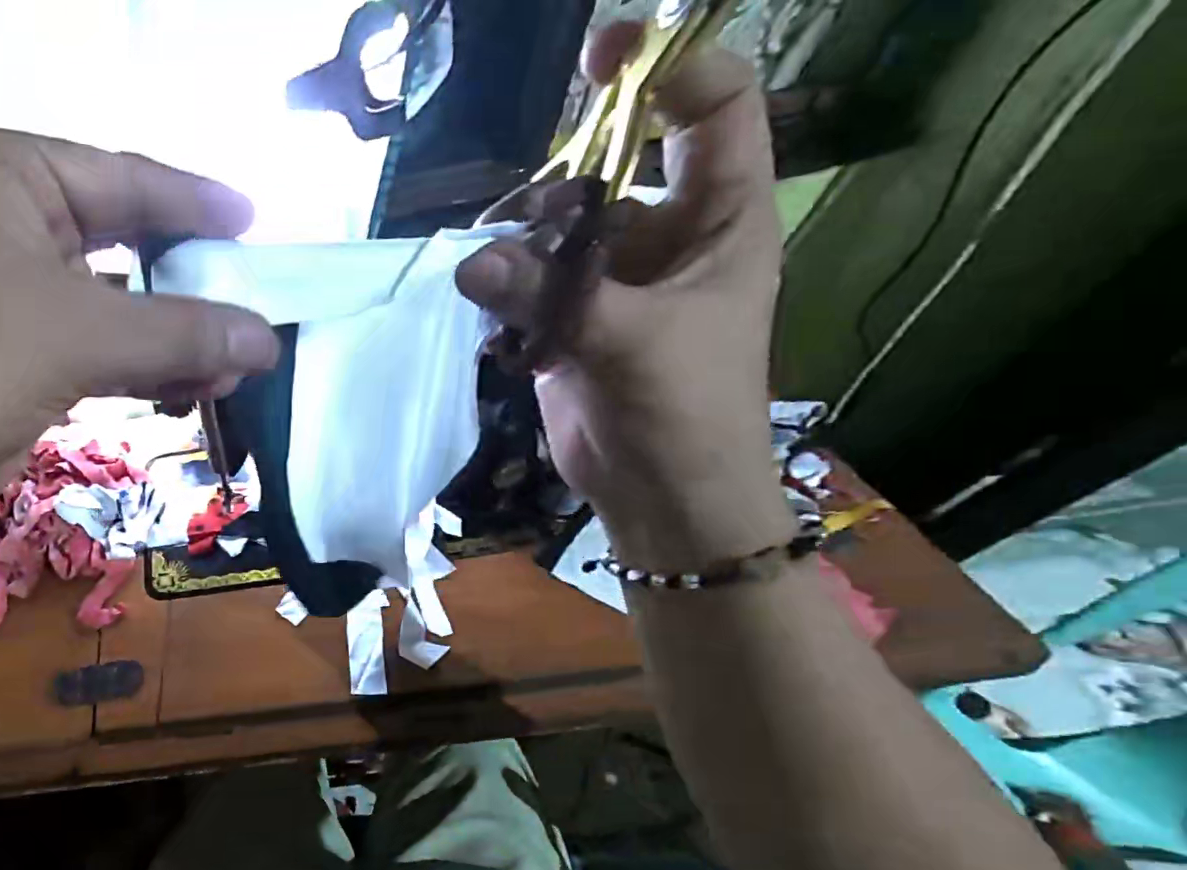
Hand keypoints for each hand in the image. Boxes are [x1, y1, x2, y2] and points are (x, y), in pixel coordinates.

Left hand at [0, 131, 279, 545]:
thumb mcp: (73, 335)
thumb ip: (177, 332)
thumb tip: (266, 338)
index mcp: (5, 177)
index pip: (124, 178)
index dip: (196, 202)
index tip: (257, 222)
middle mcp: (8, 224)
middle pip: (126, 242)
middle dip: (191, 284)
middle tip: (252, 309)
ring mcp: (13, 294)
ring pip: (118, 305)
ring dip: (174, 337)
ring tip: (233, 365)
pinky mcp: (20, 354)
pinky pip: (101, 350)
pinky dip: (146, 369)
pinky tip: (191, 389)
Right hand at [457, 23, 792, 568]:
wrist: (660, 494)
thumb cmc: (683, 411)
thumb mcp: (629, 341)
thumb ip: (552, 296)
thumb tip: (470, 263)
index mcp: (720, 220)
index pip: (714, 110)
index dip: (671, 69)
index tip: (604, 55)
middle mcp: (666, 241)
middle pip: (610, 171)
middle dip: (559, 185)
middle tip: (519, 224)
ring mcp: (614, 284)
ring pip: (557, 233)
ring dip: (520, 246)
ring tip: (492, 278)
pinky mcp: (572, 324)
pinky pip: (530, 284)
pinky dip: (506, 292)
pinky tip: (494, 316)